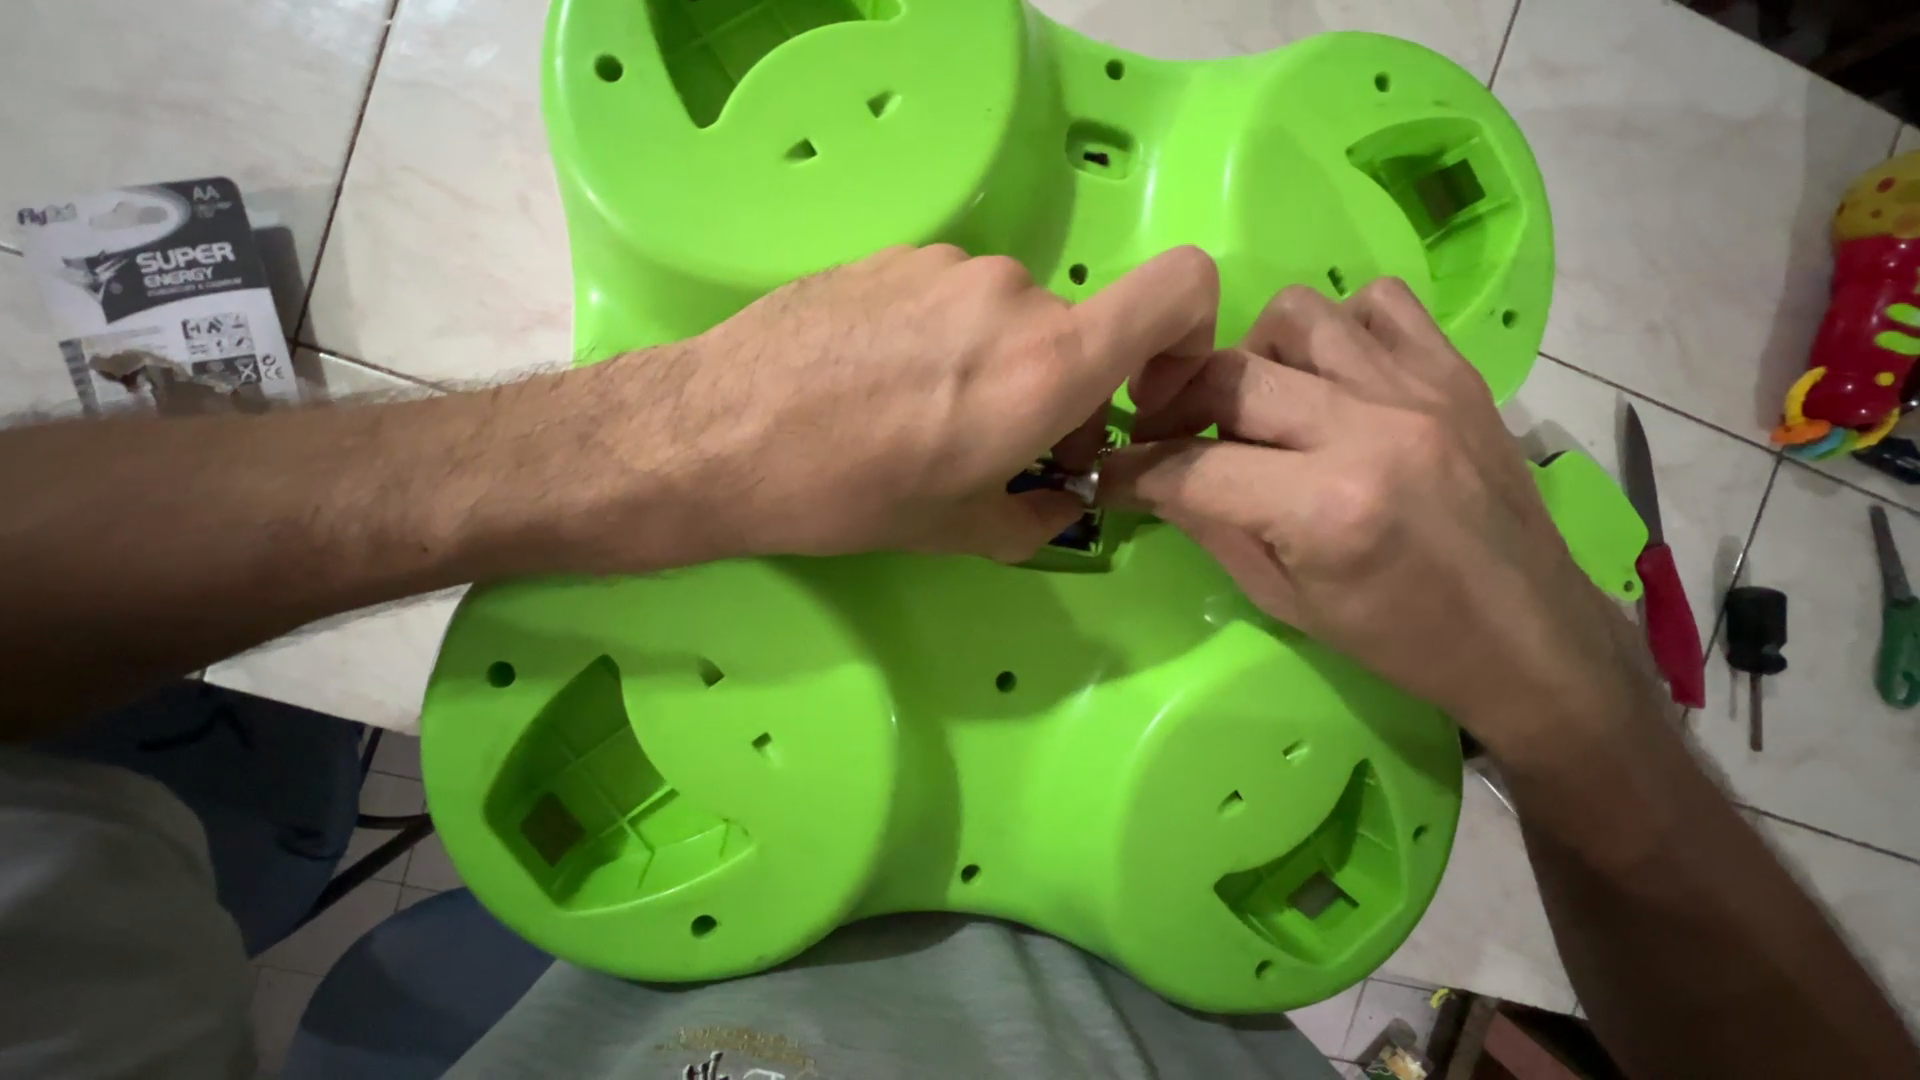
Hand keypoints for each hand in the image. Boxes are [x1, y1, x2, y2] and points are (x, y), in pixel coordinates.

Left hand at [602, 243, 1218, 562]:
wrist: (717, 432)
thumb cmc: (849, 494)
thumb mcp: (958, 530)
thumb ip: (1038, 515)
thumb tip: (1066, 500)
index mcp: (1048, 361)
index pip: (1182, 289)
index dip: (1190, 335)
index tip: (1140, 394)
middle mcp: (1011, 294)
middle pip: (1076, 330)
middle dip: (1056, 391)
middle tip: (993, 447)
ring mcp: (945, 264)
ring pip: (1008, 316)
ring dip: (993, 365)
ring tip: (920, 418)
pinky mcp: (890, 256)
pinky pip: (950, 298)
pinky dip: (944, 339)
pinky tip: (879, 383)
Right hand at [1105, 278, 1658, 752]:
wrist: (1528, 638)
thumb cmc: (1397, 639)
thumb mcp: (1281, 599)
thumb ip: (1207, 526)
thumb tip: (1150, 478)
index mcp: (1323, 509)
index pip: (1189, 466)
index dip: (1131, 468)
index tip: (1105, 470)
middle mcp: (1368, 430)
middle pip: (1225, 375)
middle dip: (1170, 404)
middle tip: (1163, 434)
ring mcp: (1419, 389)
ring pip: (1293, 315)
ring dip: (1250, 357)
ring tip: (1256, 403)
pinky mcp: (1455, 372)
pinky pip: (1375, 302)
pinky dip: (1334, 330)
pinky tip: (1331, 378)